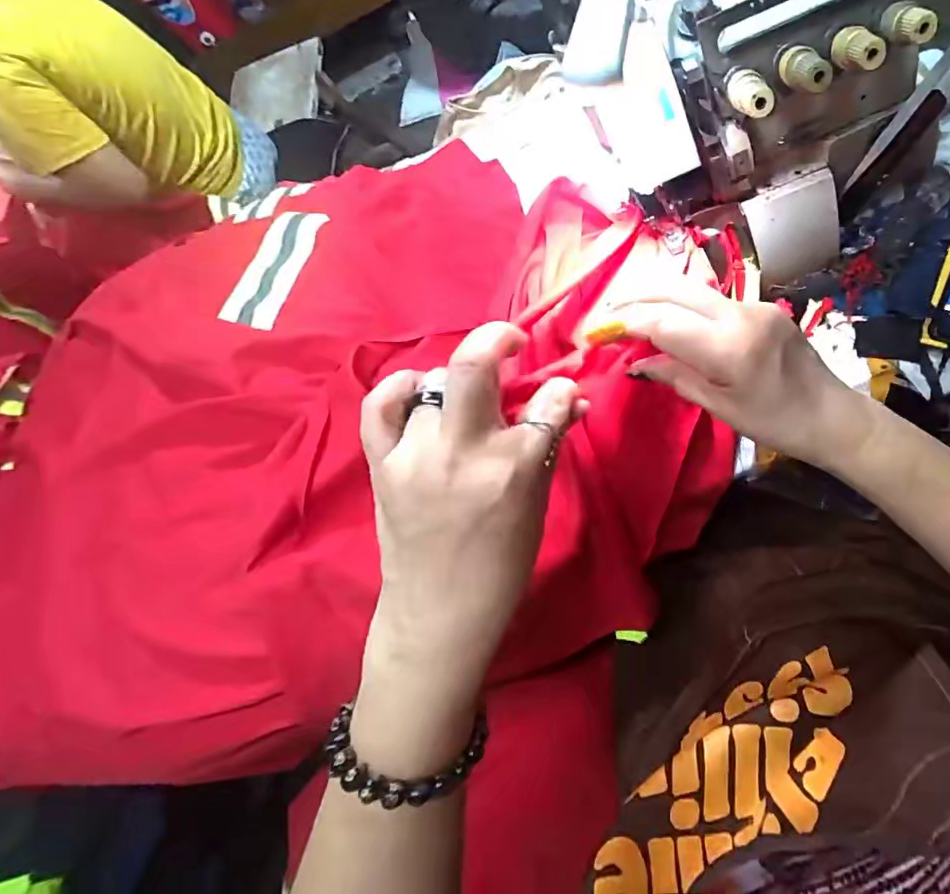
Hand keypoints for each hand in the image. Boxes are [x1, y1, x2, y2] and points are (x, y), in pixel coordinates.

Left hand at [358, 322, 585, 700]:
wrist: (439, 612)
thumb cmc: (502, 563)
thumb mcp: (537, 504)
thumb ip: (549, 444)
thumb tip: (569, 400)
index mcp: (510, 468)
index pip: (547, 403)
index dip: (560, 390)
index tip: (560, 390)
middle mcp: (461, 452)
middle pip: (473, 365)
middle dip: (497, 338)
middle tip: (512, 343)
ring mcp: (414, 455)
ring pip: (434, 384)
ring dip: (457, 383)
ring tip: (467, 399)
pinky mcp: (382, 465)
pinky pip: (380, 405)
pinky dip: (399, 388)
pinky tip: (418, 389)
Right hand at [604, 281, 872, 471]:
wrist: (833, 414)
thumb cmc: (775, 422)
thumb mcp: (720, 407)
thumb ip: (675, 377)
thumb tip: (634, 363)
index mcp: (729, 347)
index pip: (662, 321)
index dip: (624, 323)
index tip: (597, 331)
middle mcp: (741, 314)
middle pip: (674, 290)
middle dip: (634, 297)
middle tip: (607, 314)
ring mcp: (755, 305)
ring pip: (693, 290)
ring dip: (658, 298)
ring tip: (631, 315)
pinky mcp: (763, 305)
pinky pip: (713, 300)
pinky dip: (685, 308)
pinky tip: (673, 322)